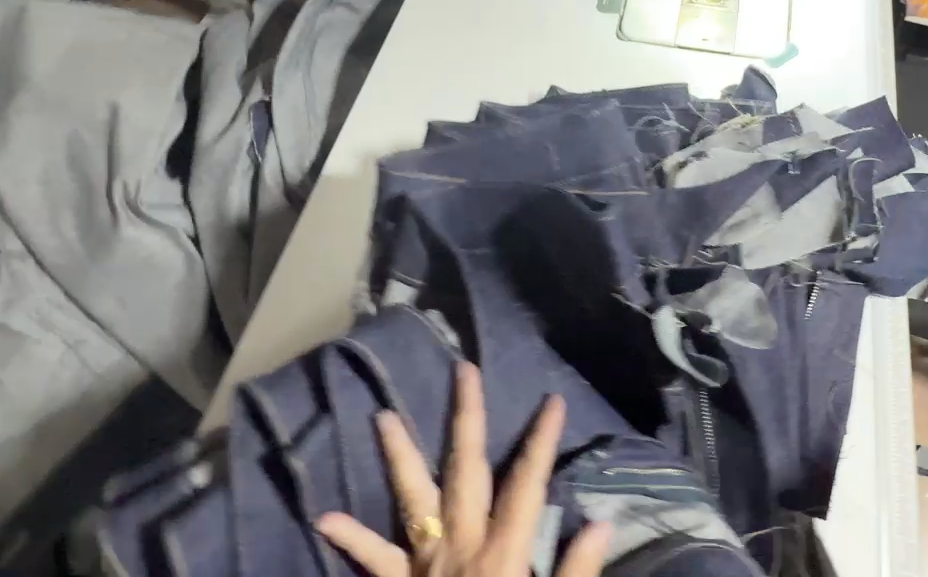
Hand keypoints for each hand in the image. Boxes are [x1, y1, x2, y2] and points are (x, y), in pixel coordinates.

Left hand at [315, 362, 612, 576]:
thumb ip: (574, 573)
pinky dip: (352, 540)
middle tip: (462, 371)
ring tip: (382, 416)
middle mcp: (460, 545)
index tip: (553, 400)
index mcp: (502, 552)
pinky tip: (327, 517)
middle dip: (467, 417)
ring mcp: (424, 565)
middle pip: (466, 469)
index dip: (542, 440)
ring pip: (412, 498)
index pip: (527, 483)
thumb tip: (600, 523)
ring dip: (399, 456)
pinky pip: (372, 563)